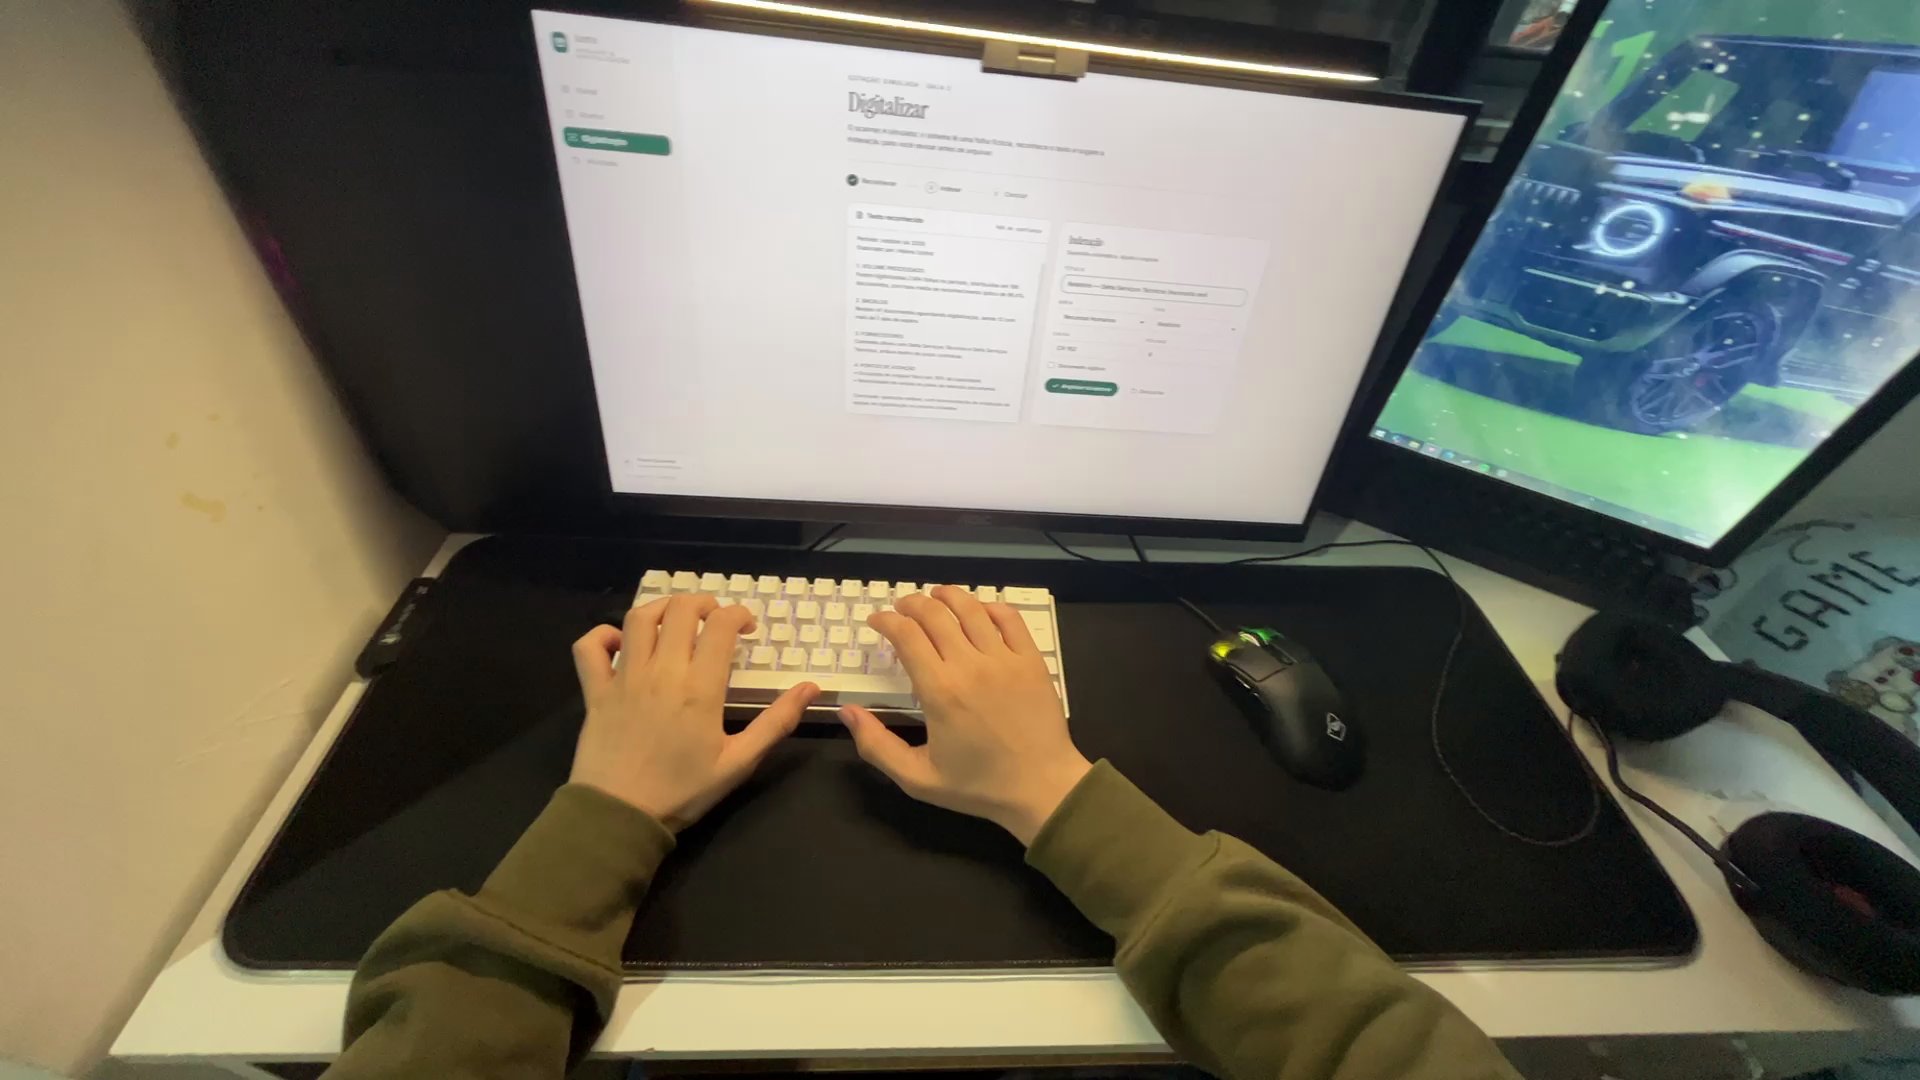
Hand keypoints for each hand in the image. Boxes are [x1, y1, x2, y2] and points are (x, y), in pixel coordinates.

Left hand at [570, 595, 818, 831]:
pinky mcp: (595, 691)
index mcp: (700, 686)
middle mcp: (662, 671)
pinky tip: (620, 643)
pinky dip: (602, 635)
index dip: (738, 615)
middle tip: (715, 618)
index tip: (747, 629)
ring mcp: (624, 678)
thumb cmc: (683, 791)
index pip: (720, 625)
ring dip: (661, 608)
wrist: (618, 818)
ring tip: (676, 618)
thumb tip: (811, 688)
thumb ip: (777, 722)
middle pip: (680, 610)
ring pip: (638, 619)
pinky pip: (589, 647)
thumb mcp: (739, 762)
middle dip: (703, 603)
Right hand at [840, 586, 1090, 844]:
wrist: (1042, 788)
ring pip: (971, 609)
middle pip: (934, 614)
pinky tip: (979, 609)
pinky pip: (1009, 619)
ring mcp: (1004, 659)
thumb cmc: (978, 785)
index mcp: (939, 690)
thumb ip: (877, 745)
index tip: (877, 620)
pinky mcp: (1031, 660)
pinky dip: (990, 606)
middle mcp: (970, 665)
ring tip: (935, 595)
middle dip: (911, 603)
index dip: (886, 620)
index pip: (906, 635)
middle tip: (901, 606)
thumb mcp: (917, 778)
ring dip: (947, 595)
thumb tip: (847, 711)